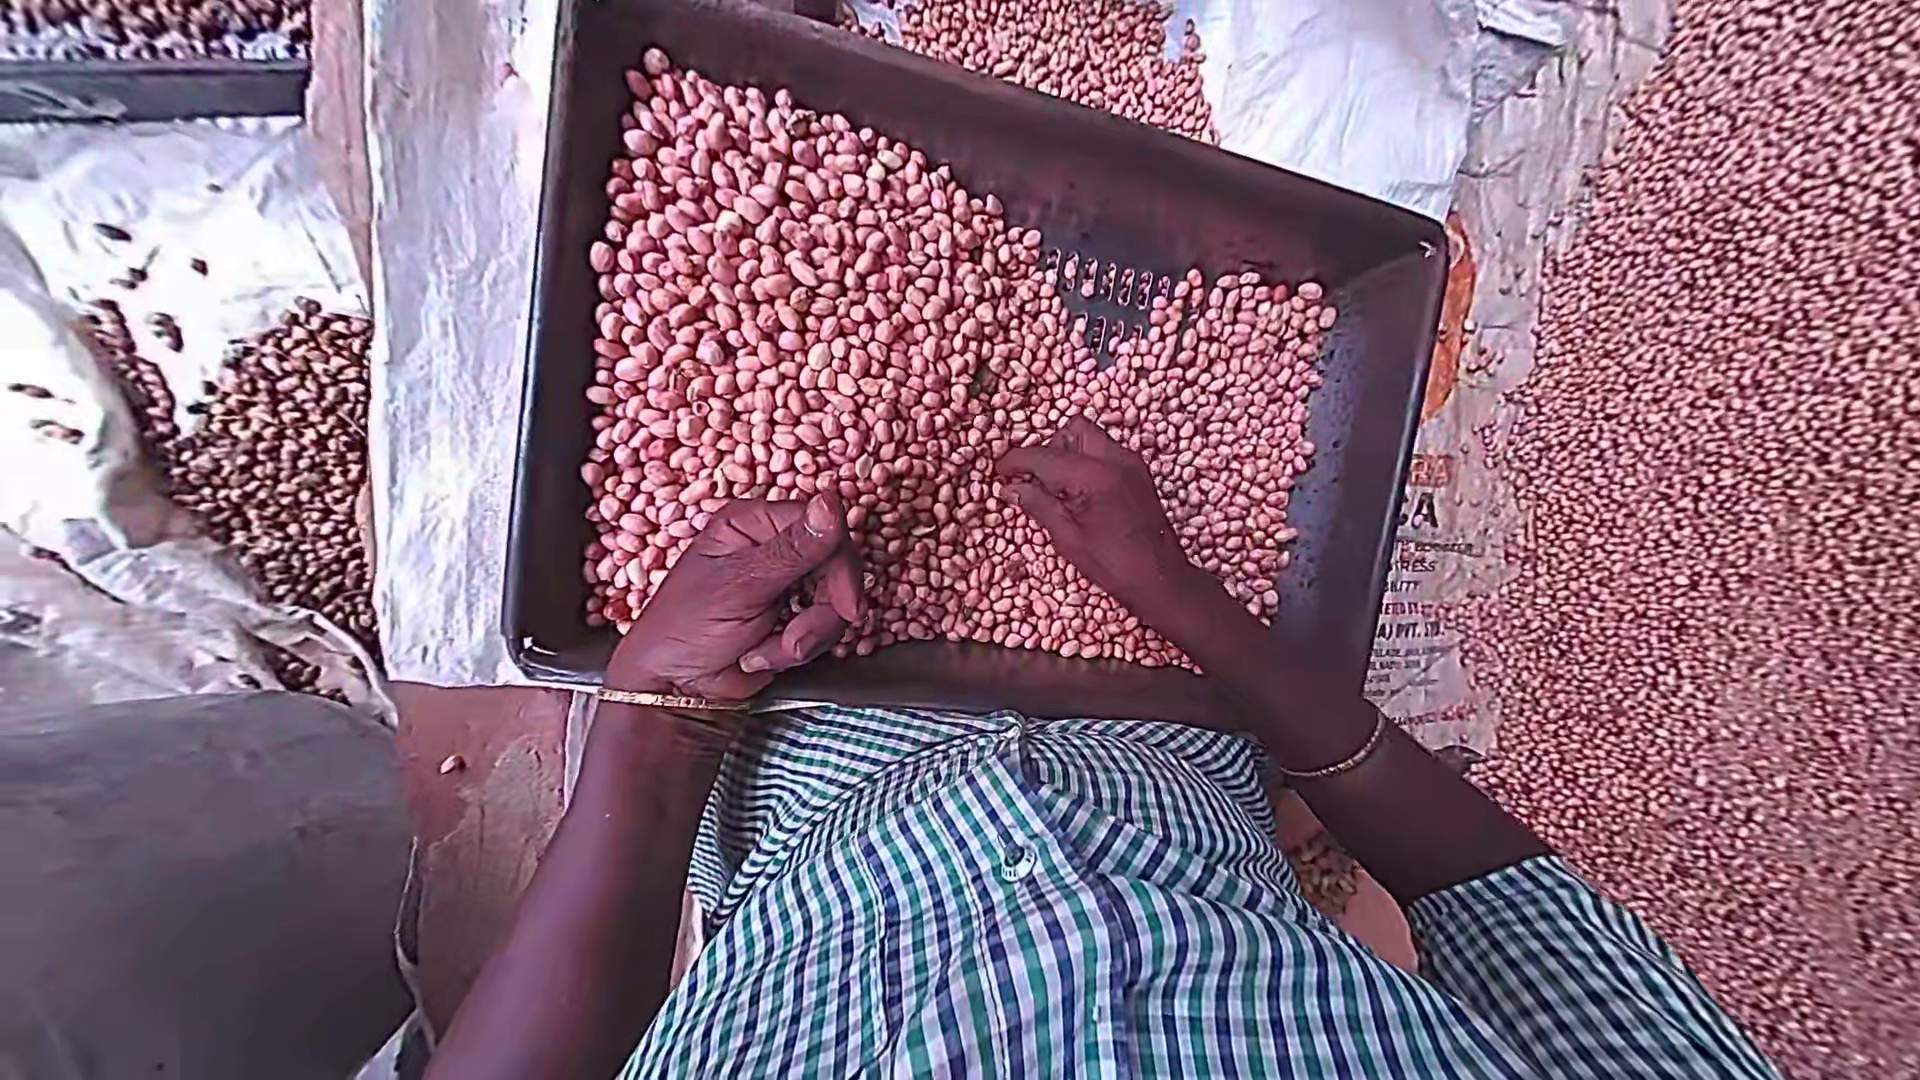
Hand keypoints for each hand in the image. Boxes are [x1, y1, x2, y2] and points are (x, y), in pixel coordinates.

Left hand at [607, 492, 864, 701]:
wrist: (673, 687)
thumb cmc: (685, 627)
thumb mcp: (740, 585)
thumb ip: (793, 549)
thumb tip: (831, 503)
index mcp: (756, 524)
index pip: (824, 526)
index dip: (840, 565)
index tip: (847, 606)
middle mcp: (777, 546)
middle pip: (837, 567)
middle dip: (821, 613)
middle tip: (795, 641)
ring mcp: (789, 582)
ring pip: (836, 602)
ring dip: (806, 636)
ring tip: (766, 652)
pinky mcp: (796, 615)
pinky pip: (825, 628)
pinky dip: (800, 649)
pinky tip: (763, 656)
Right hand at [994, 418, 1210, 631]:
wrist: (1162, 580)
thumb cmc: (1116, 566)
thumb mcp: (1068, 538)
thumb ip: (1038, 505)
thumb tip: (1011, 489)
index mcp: (1095, 475)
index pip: (1044, 455)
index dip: (1016, 462)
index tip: (1000, 472)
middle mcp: (1117, 460)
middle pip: (1072, 430)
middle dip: (1047, 448)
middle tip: (1032, 479)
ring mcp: (1132, 465)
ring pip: (1091, 438)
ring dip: (1067, 454)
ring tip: (1055, 489)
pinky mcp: (1139, 475)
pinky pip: (1105, 453)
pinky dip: (1085, 463)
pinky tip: (1077, 494)